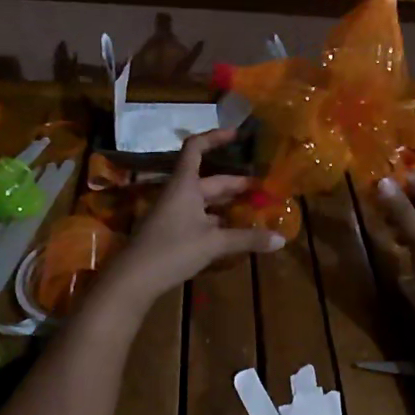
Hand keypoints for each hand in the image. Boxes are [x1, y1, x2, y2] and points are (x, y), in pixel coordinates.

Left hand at [102, 130, 284, 303]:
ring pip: (204, 201)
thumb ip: (247, 239)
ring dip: (227, 203)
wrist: (133, 278)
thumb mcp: (213, 244)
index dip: (216, 137)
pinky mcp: (170, 232)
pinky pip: (197, 218)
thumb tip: (281, 239)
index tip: (238, 136)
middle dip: (236, 184)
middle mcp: (178, 193)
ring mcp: (172, 213)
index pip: (196, 147)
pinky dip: (216, 221)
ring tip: (253, 209)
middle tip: (263, 190)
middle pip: (209, 180)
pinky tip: (232, 232)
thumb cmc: (173, 250)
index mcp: (184, 185)